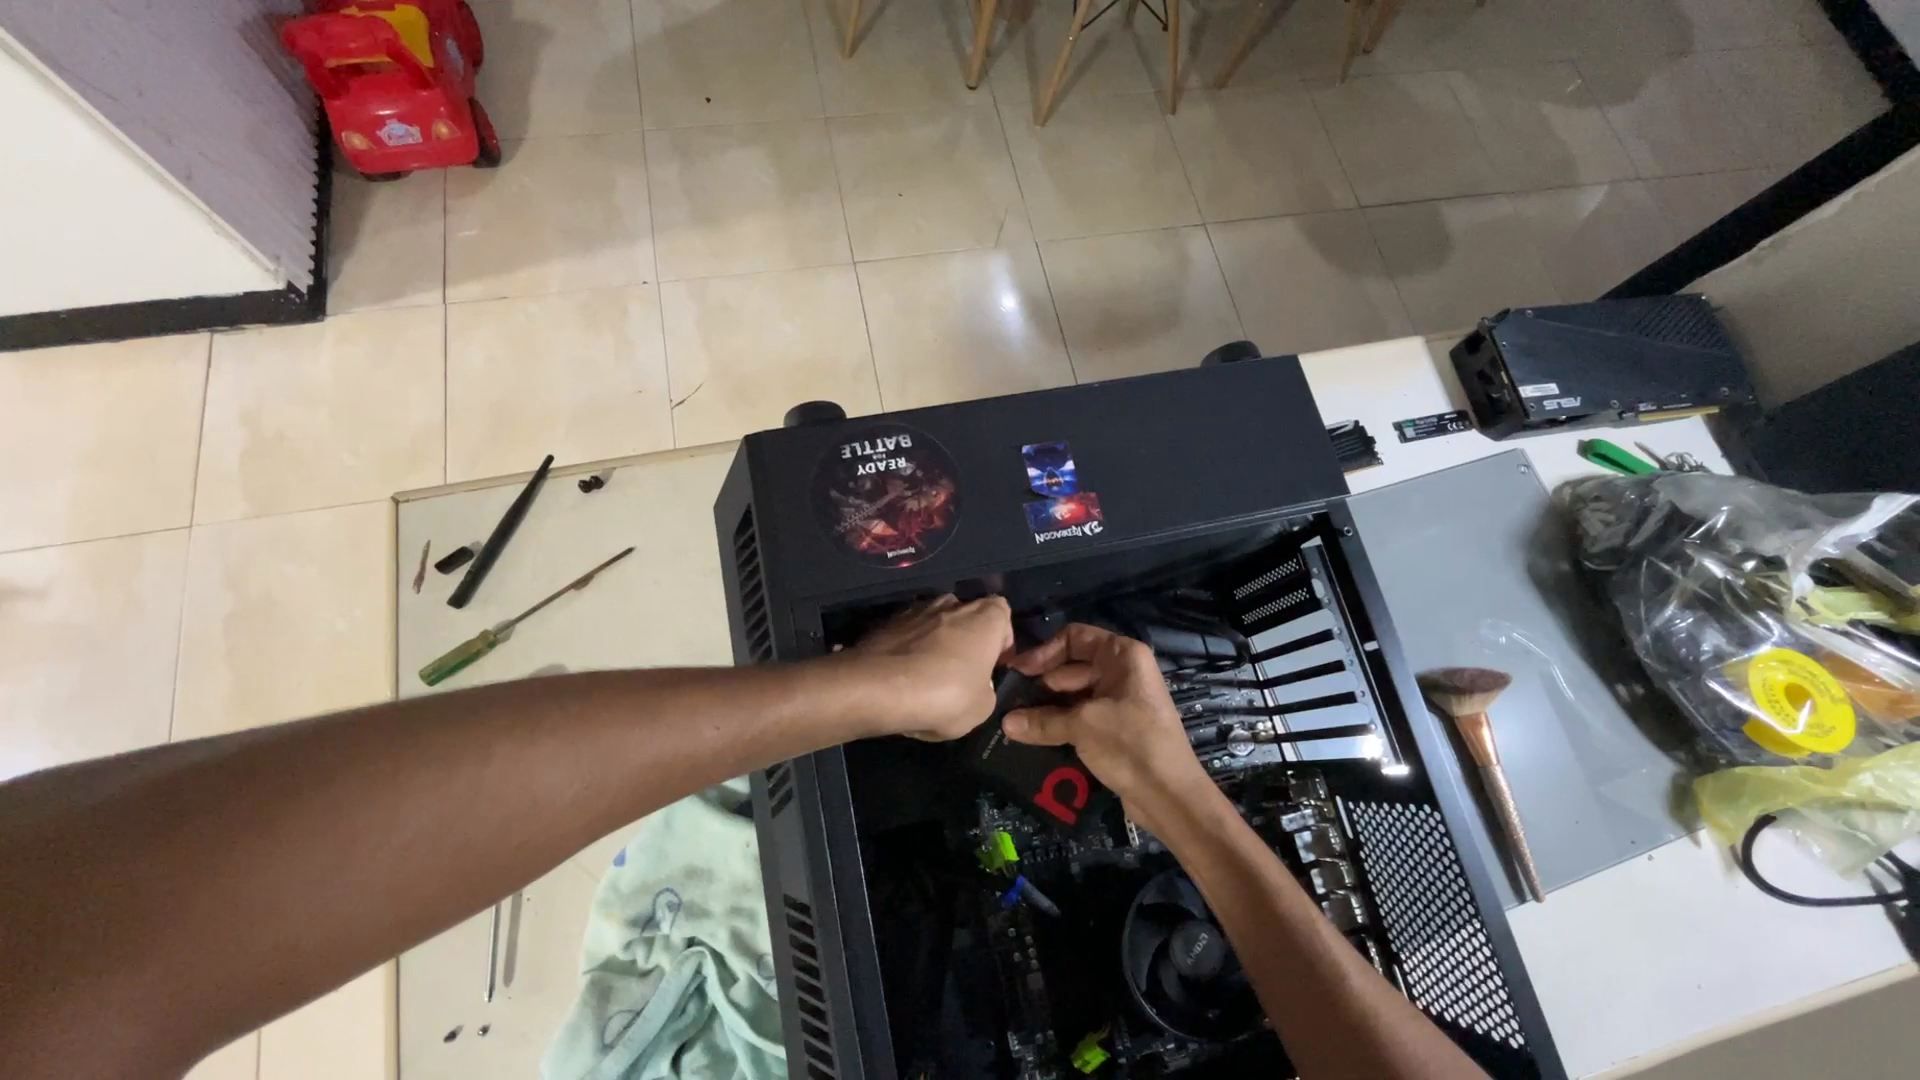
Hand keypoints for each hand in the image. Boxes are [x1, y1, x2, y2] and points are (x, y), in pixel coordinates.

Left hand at [850, 595, 1012, 740]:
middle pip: (966, 615)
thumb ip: (986, 689)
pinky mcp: (884, 623)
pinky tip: (901, 679)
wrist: (877, 689)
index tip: (994, 664)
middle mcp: (951, 604)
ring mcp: (914, 610)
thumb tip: (977, 686)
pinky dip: (907, 651)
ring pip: (933, 623)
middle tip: (962, 673)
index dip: (1000, 638)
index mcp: (984, 618)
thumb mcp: (982, 709)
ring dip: (935, 643)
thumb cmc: (944, 696)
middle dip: (966, 639)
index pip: (1002, 612)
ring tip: (927, 678)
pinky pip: (905, 635)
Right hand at [1003, 624, 1211, 832]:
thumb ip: (1043, 721)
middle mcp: (1122, 671)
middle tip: (1007, 702)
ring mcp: (1120, 700)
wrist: (1170, 796)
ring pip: (1073, 695)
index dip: (1044, 652)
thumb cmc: (1131, 745)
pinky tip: (1034, 736)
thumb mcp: (1083, 726)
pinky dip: (1060, 724)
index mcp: (1122, 656)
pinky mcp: (1116, 728)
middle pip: (1070, 667)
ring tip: (1014, 721)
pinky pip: (1081, 717)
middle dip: (1040, 685)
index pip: (1075, 637)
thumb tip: (1005, 723)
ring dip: (1047, 708)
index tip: (1017, 672)